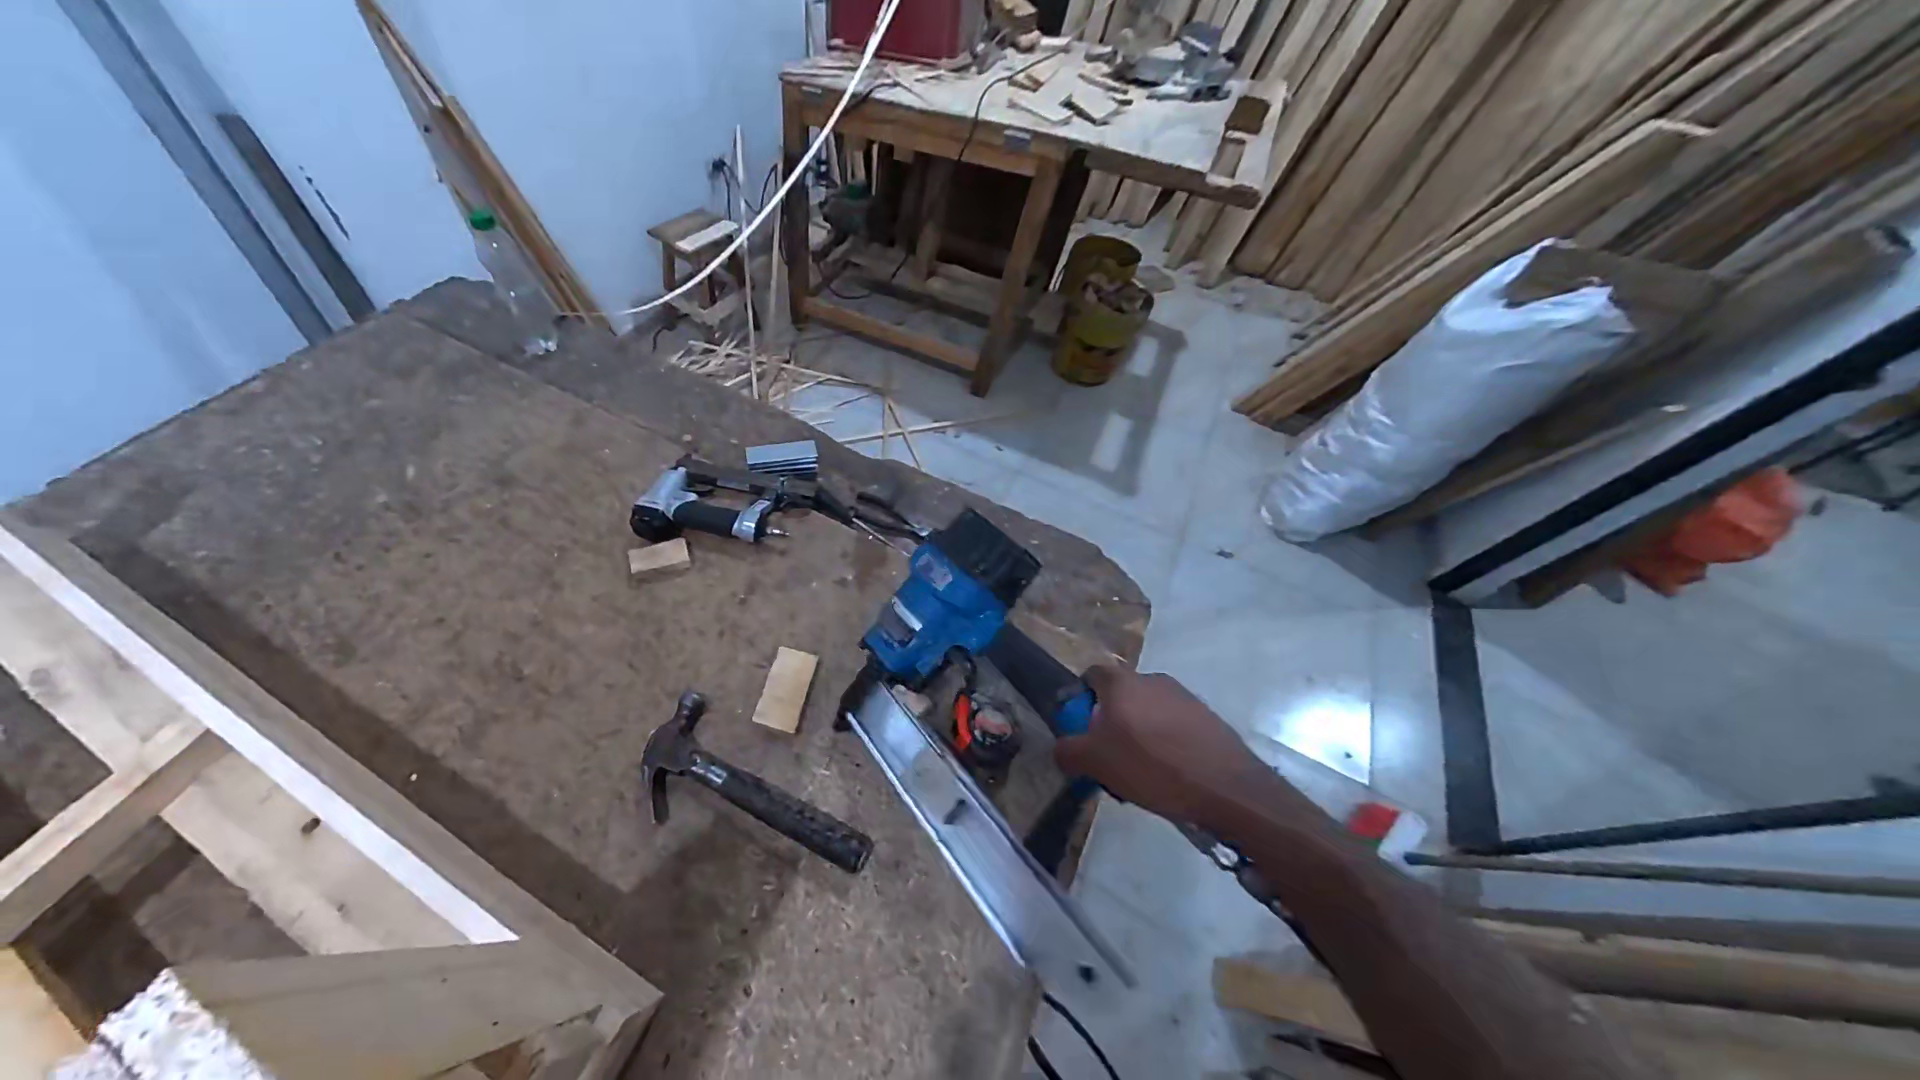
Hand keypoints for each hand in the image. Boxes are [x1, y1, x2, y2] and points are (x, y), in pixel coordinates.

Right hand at [1055, 665, 1285, 831]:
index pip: (1091, 675)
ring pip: (1147, 712)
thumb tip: (1064, 749)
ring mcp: (1184, 697)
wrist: (1226, 787)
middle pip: (1120, 696)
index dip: (1080, 700)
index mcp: (1123, 682)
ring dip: (1138, 735)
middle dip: (1110, 724)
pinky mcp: (1207, 718)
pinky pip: (1173, 726)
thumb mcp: (1095, 762)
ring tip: (1141, 774)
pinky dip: (1165, 744)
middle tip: (1109, 759)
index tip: (1082, 731)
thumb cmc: (1152, 766)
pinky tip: (1169, 776)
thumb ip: (1068, 751)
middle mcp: (1153, 680)